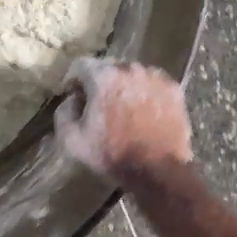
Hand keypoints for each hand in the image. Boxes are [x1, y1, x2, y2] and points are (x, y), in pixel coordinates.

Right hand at [55, 57, 191, 180]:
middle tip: (100, 105)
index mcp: (102, 76)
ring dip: (123, 86)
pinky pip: (151, 83)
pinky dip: (145, 92)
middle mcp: (128, 68)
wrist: (159, 171)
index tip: (75, 97)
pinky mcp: (173, 89)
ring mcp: (154, 77)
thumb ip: (63, 112)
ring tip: (124, 108)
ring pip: (131, 74)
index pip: (81, 65)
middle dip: (100, 82)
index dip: (74, 80)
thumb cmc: (112, 154)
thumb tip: (72, 99)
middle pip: (107, 67)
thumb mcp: (72, 140)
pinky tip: (144, 111)